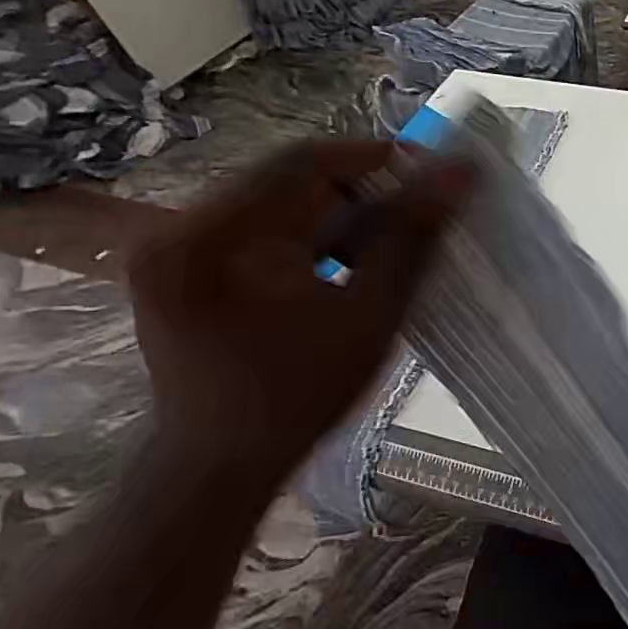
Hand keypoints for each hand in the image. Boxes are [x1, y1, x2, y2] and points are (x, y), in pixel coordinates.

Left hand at [127, 141, 470, 474]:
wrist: (216, 468)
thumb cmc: (298, 400)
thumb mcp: (368, 317)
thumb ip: (412, 237)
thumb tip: (458, 172)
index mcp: (219, 236)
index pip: (306, 161)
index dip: (374, 160)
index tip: (427, 177)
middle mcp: (181, 226)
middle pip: (285, 176)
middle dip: (353, 190)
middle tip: (407, 215)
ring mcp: (170, 243)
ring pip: (270, 197)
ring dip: (327, 211)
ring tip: (374, 243)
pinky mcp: (173, 260)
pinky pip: (248, 221)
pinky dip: (297, 231)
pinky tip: (332, 259)